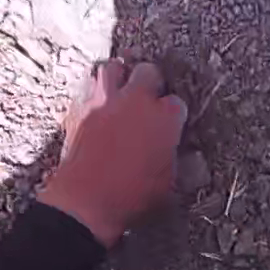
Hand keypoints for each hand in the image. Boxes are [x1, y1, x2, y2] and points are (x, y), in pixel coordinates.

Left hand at [39, 59, 186, 246]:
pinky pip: (87, 88)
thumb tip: (191, 158)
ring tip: (122, 90)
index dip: (175, 114)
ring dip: (119, 76)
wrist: (86, 201)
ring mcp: (104, 102)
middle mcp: (136, 101)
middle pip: (148, 71)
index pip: (177, 102)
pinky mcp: (78, 110)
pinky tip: (98, 107)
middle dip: (151, 81)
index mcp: (165, 118)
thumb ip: (179, 160)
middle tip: (150, 97)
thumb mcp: (170, 183)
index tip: (173, 125)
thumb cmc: (133, 196)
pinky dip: (94, 93)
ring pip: (113, 68)